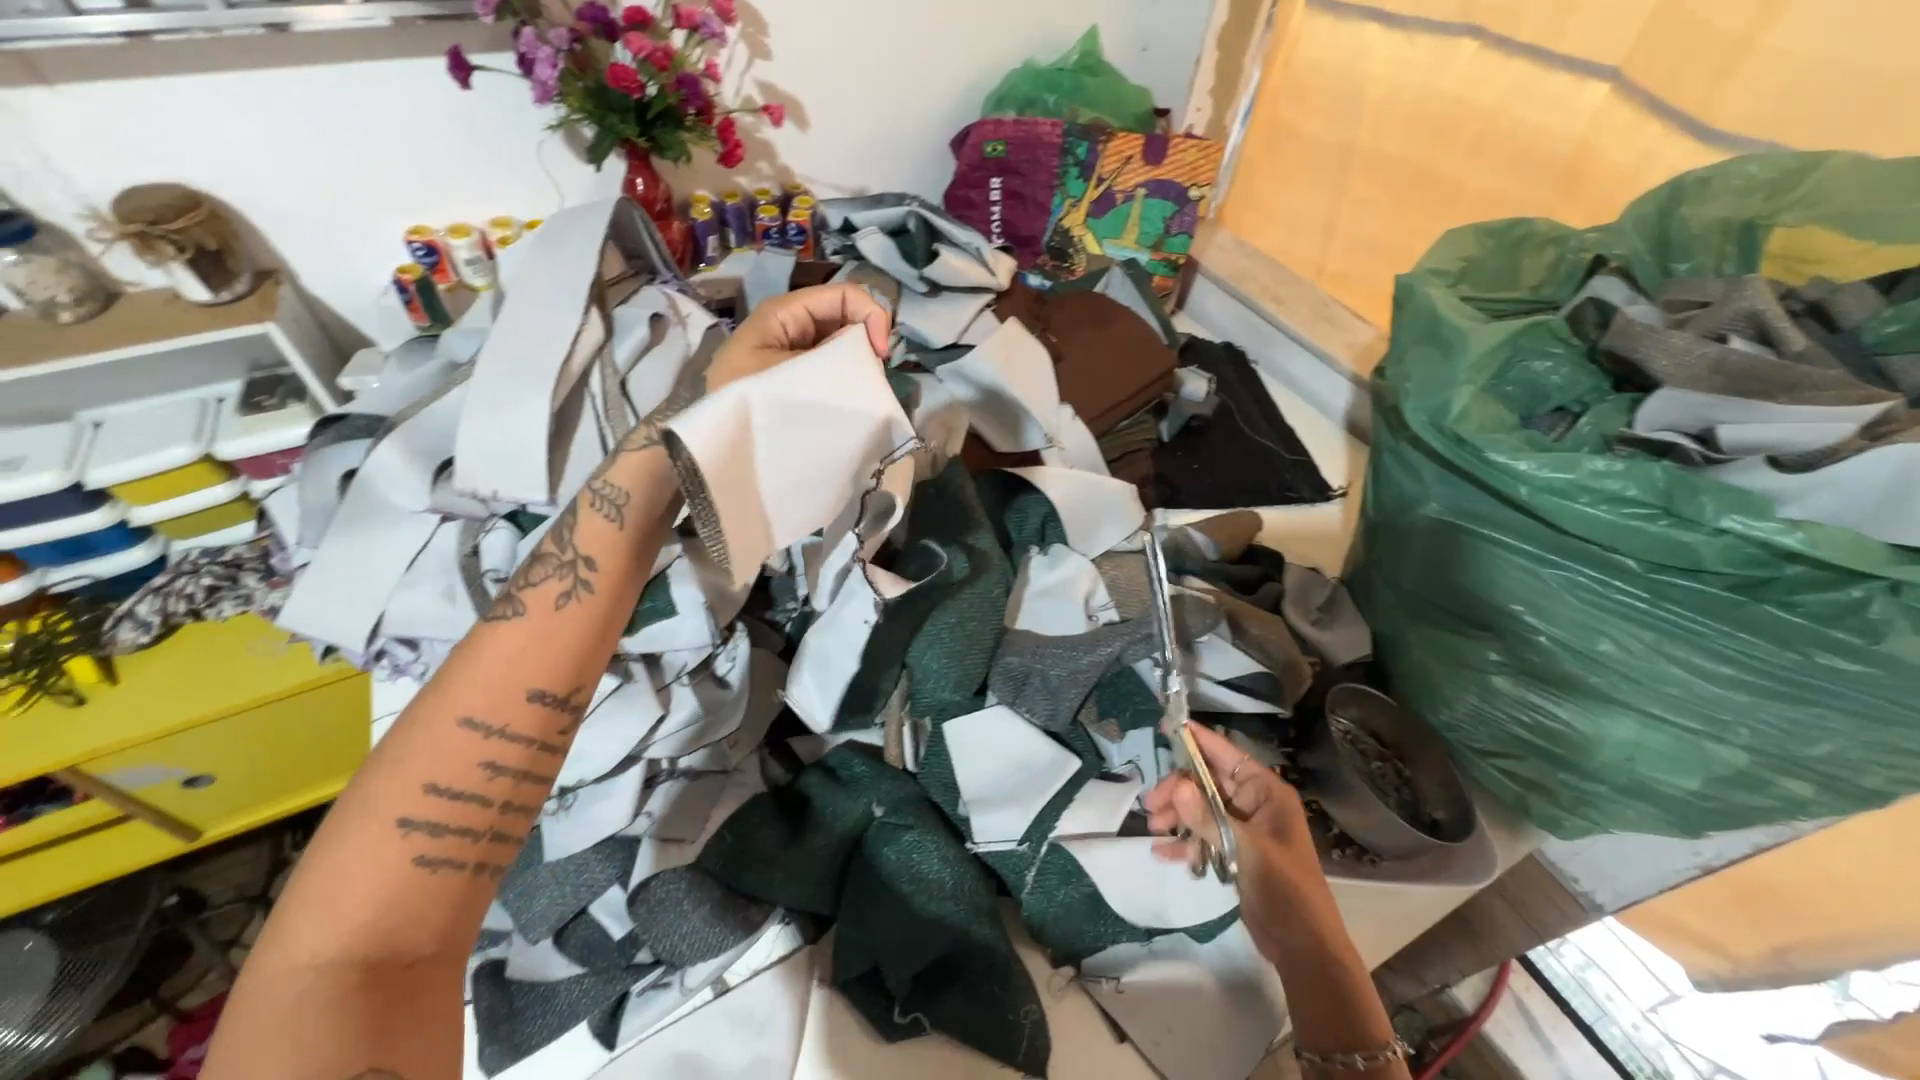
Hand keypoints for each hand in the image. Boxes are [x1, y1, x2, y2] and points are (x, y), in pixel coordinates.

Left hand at [707, 283, 892, 390]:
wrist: (720, 442)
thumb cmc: (752, 402)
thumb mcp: (796, 374)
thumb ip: (836, 353)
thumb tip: (869, 348)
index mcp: (785, 312)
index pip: (844, 294)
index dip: (871, 315)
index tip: (881, 354)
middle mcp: (791, 322)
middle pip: (844, 315)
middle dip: (865, 340)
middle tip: (871, 377)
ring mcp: (793, 346)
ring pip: (840, 340)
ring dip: (857, 361)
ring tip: (858, 389)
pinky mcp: (795, 370)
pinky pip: (829, 362)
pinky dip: (845, 375)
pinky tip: (847, 395)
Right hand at [1144, 722, 1325, 957]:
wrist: (1304, 946)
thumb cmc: (1285, 890)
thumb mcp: (1246, 851)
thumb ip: (1208, 818)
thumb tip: (1176, 786)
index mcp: (1267, 793)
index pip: (1228, 755)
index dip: (1199, 741)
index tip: (1168, 728)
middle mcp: (1254, 805)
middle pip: (1207, 783)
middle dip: (1177, 791)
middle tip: (1152, 808)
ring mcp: (1244, 830)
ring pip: (1201, 809)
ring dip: (1177, 817)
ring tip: (1153, 831)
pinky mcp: (1235, 854)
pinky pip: (1203, 837)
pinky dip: (1184, 843)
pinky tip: (1162, 853)